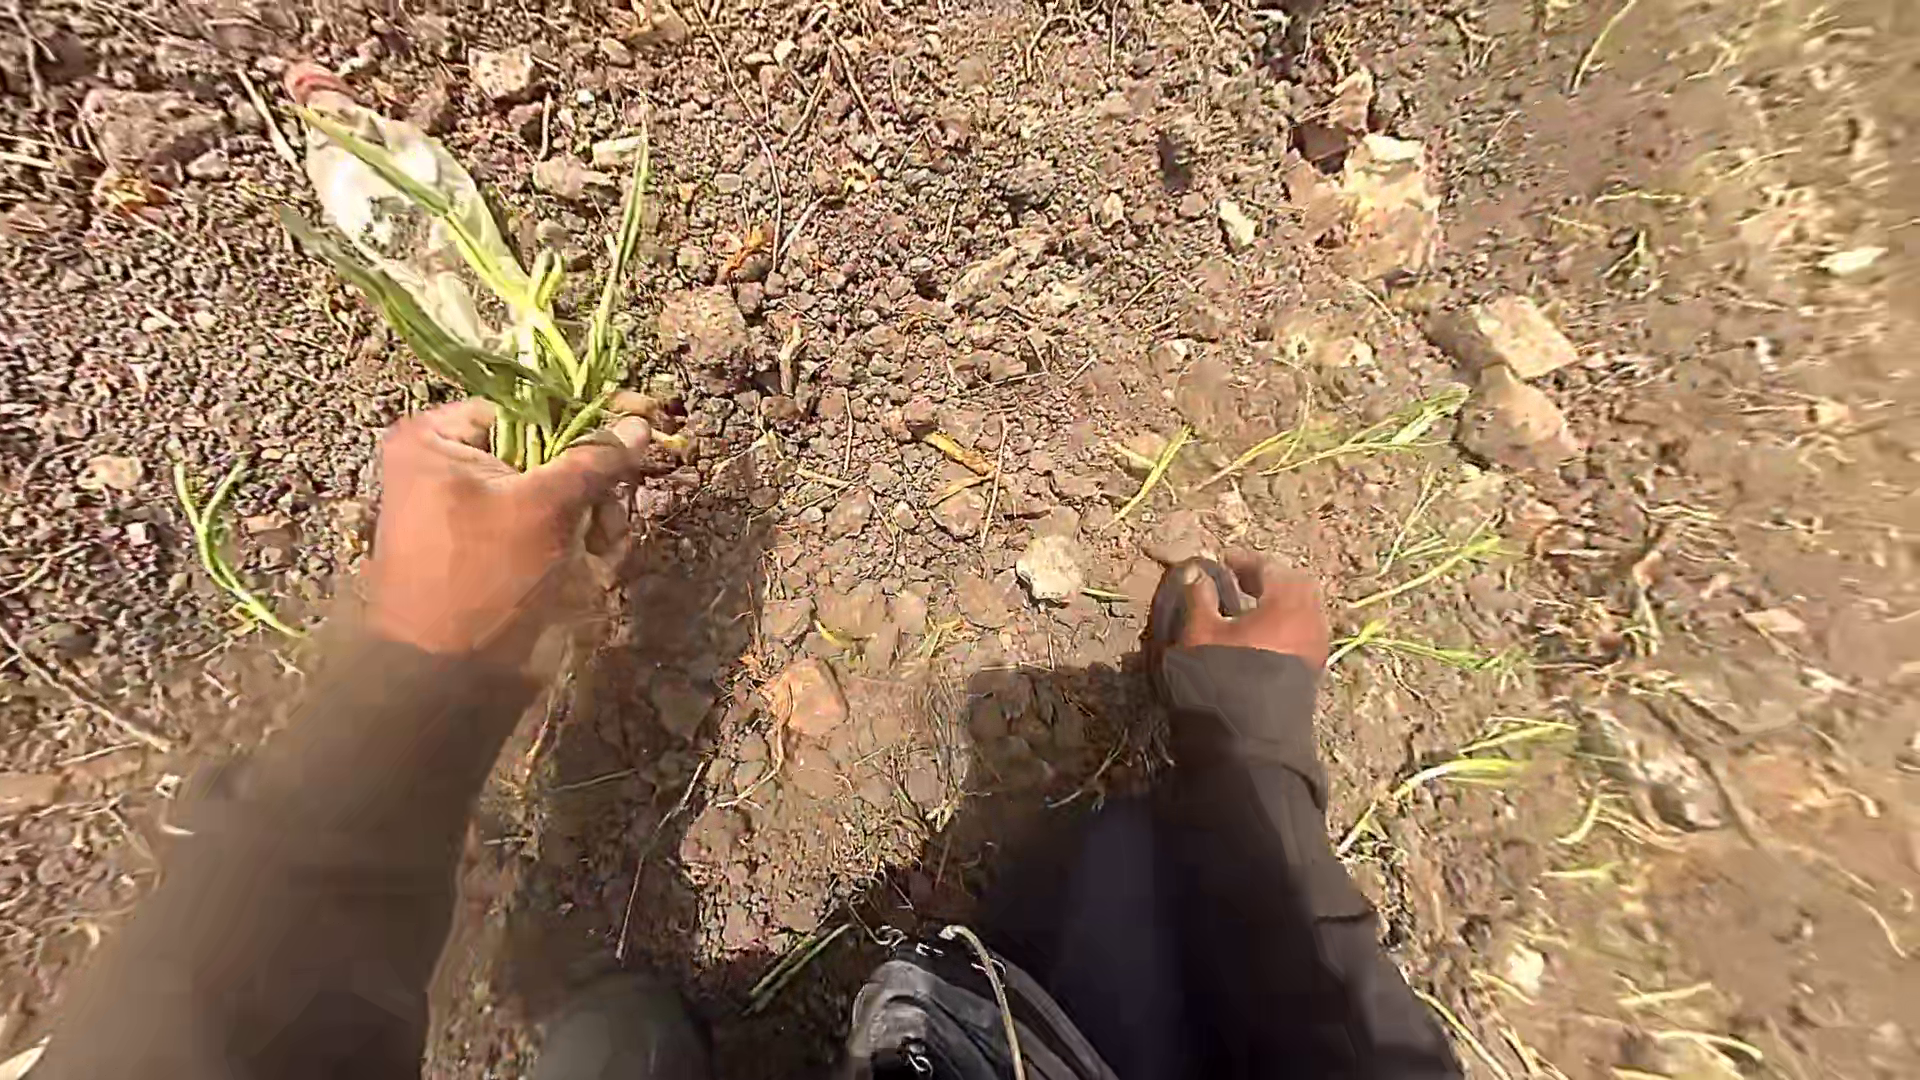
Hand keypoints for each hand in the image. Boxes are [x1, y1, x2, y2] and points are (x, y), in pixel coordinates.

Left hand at [364, 400, 651, 654]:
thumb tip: (639, 422)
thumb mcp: (546, 507)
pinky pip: (556, 516)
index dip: (586, 417)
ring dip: (594, 511)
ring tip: (602, 544)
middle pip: (552, 447)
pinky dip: (582, 531)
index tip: (638, 422)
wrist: (452, 669)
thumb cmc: (485, 576)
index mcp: (441, 440)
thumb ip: (594, 459)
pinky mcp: (502, 537)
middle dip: (593, 480)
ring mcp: (480, 503)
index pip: (529, 406)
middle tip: (613, 509)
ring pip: (562, 484)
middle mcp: (456, 464)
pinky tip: (594, 555)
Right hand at [1170, 553, 1329, 667]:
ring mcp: (1314, 648)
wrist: (1247, 738)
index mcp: (1285, 606)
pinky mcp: (1311, 669)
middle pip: (1296, 585)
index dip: (1245, 561)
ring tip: (1247, 604)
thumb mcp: (1200, 632)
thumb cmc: (1221, 677)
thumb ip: (1199, 597)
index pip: (1270, 569)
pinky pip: (1303, 629)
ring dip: (1278, 599)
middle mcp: (1309, 622)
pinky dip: (1284, 620)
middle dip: (1269, 577)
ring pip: (1303, 609)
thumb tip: (1197, 573)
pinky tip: (1258, 631)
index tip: (1223, 560)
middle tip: (1240, 577)